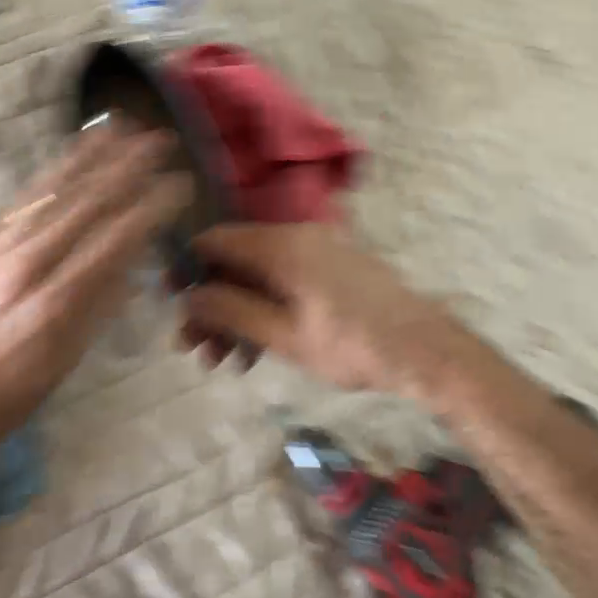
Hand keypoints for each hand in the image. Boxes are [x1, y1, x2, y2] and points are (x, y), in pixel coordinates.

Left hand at [0, 127, 191, 452]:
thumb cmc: (7, 395)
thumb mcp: (63, 362)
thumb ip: (99, 309)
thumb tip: (135, 266)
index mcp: (54, 302)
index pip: (113, 240)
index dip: (150, 208)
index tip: (178, 185)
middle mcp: (23, 265)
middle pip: (84, 204)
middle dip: (126, 167)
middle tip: (157, 139)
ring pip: (50, 192)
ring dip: (88, 157)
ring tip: (115, 127)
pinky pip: (20, 202)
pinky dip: (51, 175)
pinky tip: (69, 158)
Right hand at [179, 223, 478, 397]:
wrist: (426, 349)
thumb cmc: (352, 345)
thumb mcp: (284, 336)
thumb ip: (232, 311)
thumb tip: (190, 296)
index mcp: (281, 246)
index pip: (215, 240)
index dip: (187, 268)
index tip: (171, 303)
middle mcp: (297, 235)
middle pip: (235, 260)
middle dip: (212, 304)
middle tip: (197, 350)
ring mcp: (318, 249)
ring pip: (260, 273)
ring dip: (238, 311)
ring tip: (227, 362)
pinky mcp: (334, 265)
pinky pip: (285, 277)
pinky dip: (266, 306)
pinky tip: (259, 348)